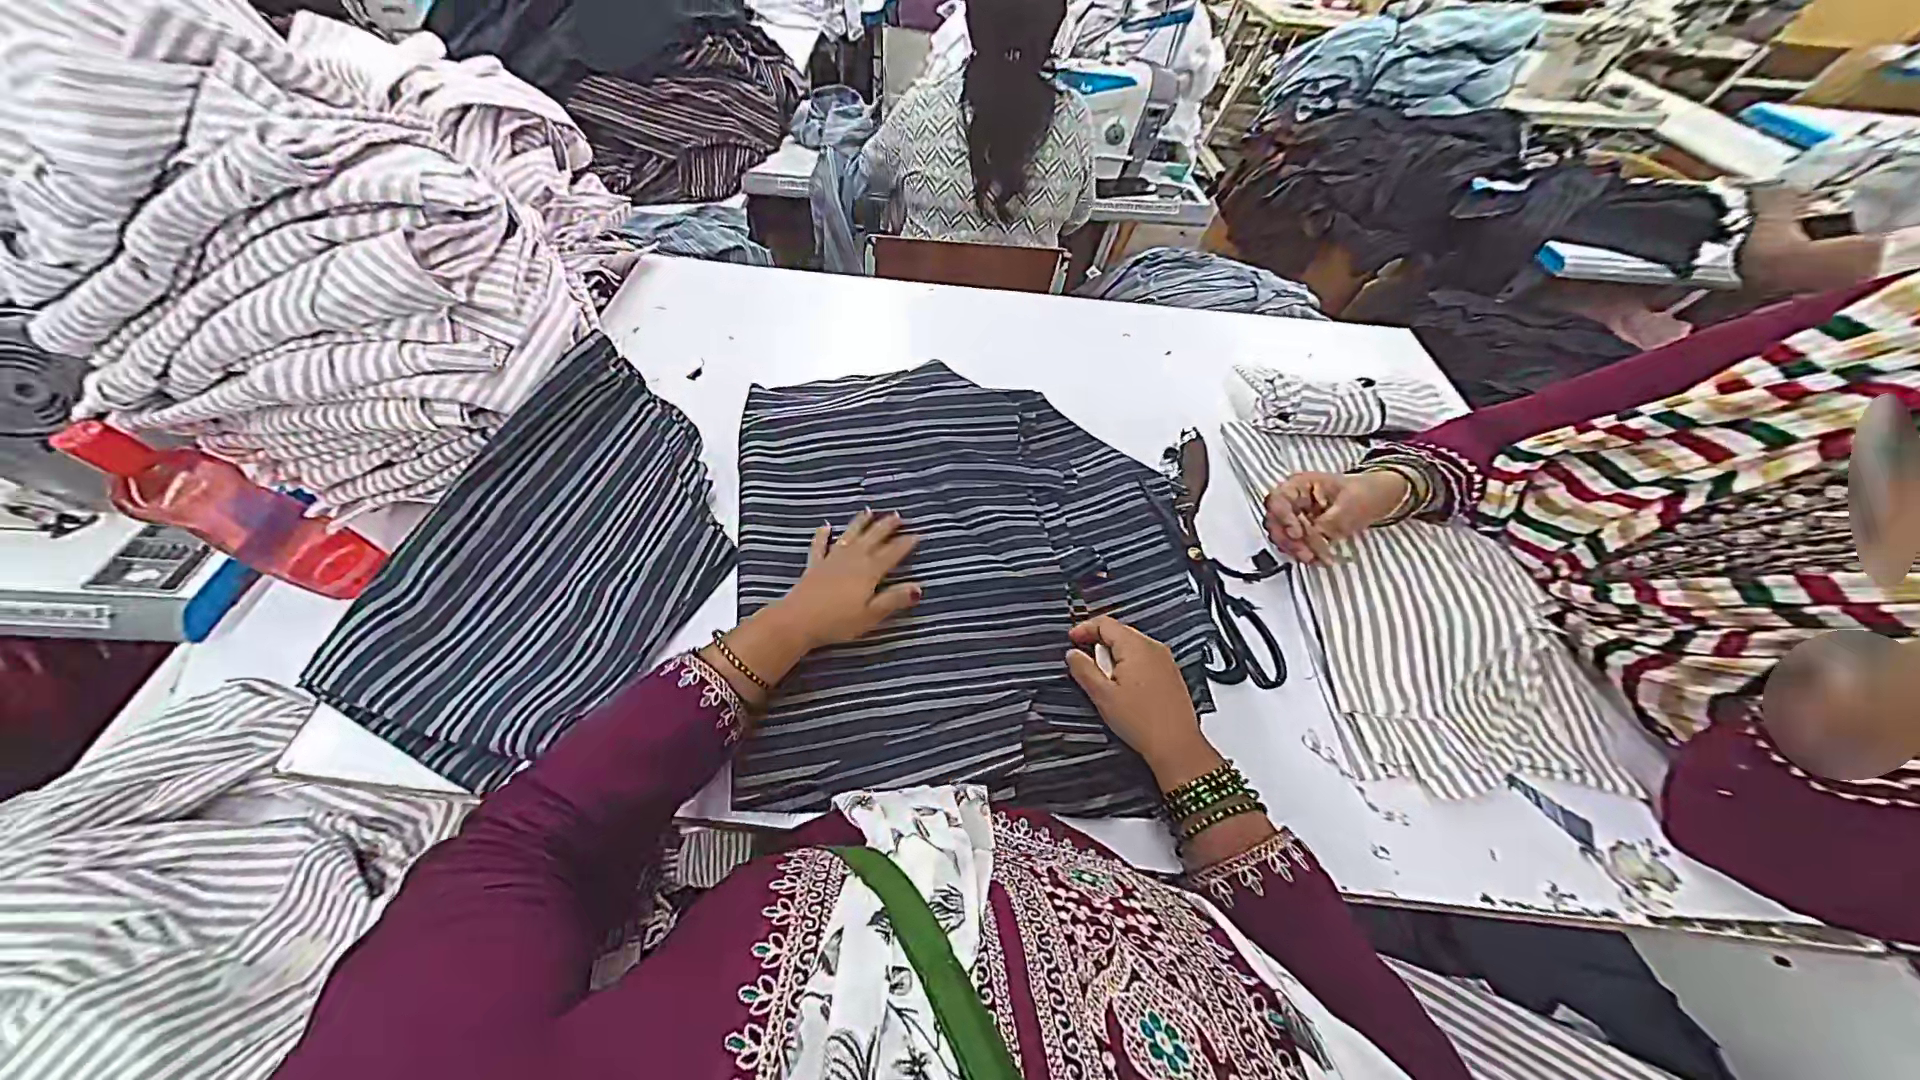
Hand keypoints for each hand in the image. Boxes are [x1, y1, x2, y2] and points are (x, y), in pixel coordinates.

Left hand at [770, 510, 922, 649]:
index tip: (917, 534)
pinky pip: (820, 546)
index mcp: (869, 571)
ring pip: (850, 536)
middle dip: (886, 526)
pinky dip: (823, 535)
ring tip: (869, 511)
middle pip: (873, 538)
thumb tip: (918, 588)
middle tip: (897, 515)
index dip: (905, 543)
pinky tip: (825, 527)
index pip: (892, 553)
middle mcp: (852, 559)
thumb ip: (894, 599)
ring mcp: (832, 560)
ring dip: (860, 523)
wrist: (797, 620)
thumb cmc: (837, 621)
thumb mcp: (871, 615)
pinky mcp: (815, 565)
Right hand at [1064, 617, 1220, 788]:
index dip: (1084, 629)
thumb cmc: (1143, 722)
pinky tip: (1122, 687)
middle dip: (1098, 642)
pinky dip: (1128, 664)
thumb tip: (1073, 654)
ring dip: (1113, 655)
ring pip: (1131, 646)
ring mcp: (1165, 660)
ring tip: (1104, 679)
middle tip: (1083, 660)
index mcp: (1136, 647)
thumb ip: (1084, 669)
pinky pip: (1143, 658)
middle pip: (1118, 632)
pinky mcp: (1170, 674)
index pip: (1105, 623)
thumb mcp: (1102, 695)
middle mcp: (1153, 648)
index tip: (1072, 639)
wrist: (1176, 746)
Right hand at [1262, 469, 1406, 564]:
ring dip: (1296, 549)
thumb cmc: (1366, 492)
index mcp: (1300, 484)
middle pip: (1275, 521)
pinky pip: (1294, 543)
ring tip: (1317, 559)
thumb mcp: (1351, 504)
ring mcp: (1295, 515)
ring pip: (1282, 536)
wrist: (1381, 498)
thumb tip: (1312, 536)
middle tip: (1307, 554)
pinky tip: (1318, 558)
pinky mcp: (1301, 530)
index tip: (1297, 534)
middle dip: (1289, 540)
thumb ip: (1329, 521)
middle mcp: (1292, 500)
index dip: (1282, 518)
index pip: (1277, 500)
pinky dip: (1304, 552)